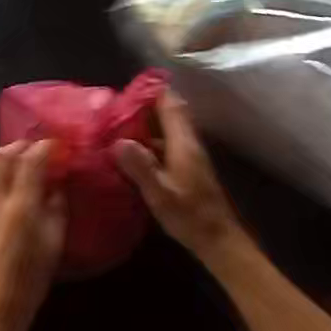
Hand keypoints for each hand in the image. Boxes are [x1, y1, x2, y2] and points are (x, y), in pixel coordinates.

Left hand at [0, 140, 65, 330]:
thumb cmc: (28, 285)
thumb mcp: (53, 247)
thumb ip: (56, 210)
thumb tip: (56, 185)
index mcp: (20, 208)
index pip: (31, 162)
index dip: (44, 148)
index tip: (55, 145)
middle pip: (1, 157)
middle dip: (19, 147)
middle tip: (34, 149)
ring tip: (13, 160)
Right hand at [114, 93, 245, 261]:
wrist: (218, 240)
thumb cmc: (190, 216)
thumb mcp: (160, 193)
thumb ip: (140, 166)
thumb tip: (118, 141)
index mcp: (183, 143)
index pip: (170, 104)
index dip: (150, 92)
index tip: (125, 90)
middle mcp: (188, 144)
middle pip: (167, 114)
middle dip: (142, 108)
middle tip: (112, 111)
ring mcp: (189, 157)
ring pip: (165, 131)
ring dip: (143, 128)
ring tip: (114, 130)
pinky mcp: (186, 170)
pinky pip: (165, 147)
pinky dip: (148, 145)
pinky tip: (129, 156)